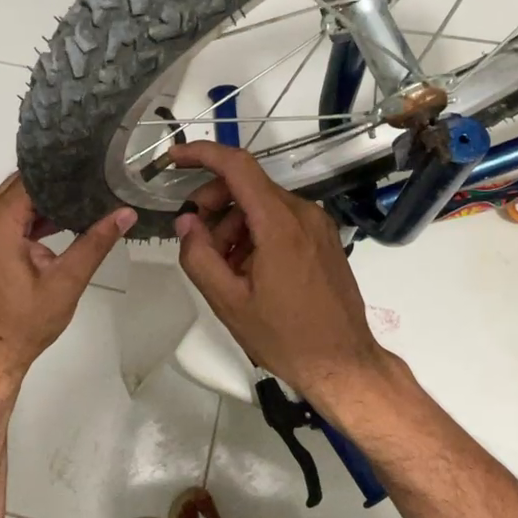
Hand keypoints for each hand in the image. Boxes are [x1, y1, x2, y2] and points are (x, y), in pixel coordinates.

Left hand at [0, 174, 135, 381]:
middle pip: (23, 184)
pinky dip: (32, 215)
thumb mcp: (66, 281)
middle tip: (96, 177)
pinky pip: (7, 214)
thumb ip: (95, 243)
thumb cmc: (24, 322)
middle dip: (58, 182)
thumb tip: (125, 213)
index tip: (93, 163)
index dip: (63, 169)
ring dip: (46, 200)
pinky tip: (63, 218)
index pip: (33, 177)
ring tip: (86, 195)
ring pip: (16, 198)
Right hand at [170, 142, 384, 398]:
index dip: (201, 153)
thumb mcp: (228, 301)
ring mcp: (317, 225)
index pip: (237, 166)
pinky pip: (281, 221)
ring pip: (262, 205)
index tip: (173, 158)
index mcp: (279, 224)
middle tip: (195, 237)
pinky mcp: (324, 239)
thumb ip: (199, 256)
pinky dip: (255, 233)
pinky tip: (246, 270)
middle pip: (248, 185)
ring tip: (222, 267)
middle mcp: (303, 213)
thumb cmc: (285, 337)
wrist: (343, 364)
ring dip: (233, 224)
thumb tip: (186, 221)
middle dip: (213, 202)